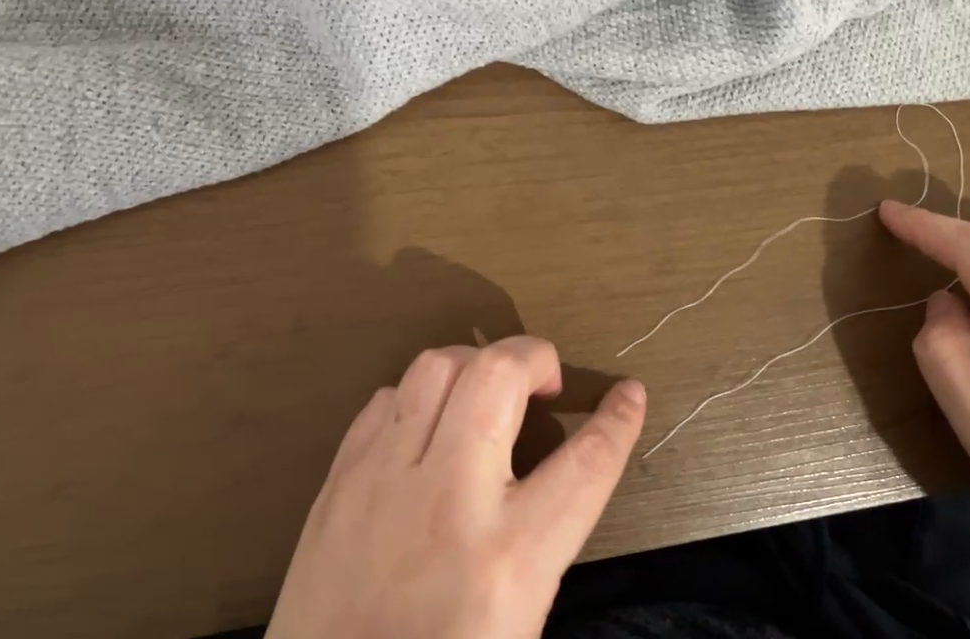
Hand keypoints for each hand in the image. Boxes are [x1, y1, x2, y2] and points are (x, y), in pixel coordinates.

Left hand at [267, 336, 647, 638]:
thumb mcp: (518, 614)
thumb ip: (543, 538)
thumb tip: (560, 471)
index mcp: (509, 556)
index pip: (586, 464)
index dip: (618, 421)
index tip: (629, 394)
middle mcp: (450, 500)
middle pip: (499, 376)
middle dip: (534, 356)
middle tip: (542, 382)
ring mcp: (385, 480)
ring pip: (436, 366)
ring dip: (474, 363)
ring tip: (485, 390)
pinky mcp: (340, 478)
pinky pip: (386, 398)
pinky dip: (418, 396)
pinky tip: (427, 423)